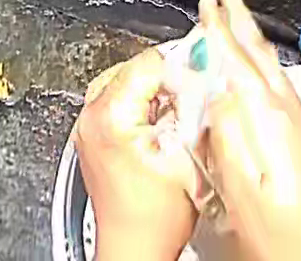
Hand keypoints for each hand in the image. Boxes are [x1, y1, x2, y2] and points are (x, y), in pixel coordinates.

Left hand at [74, 47, 199, 260]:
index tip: (202, 81)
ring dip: (158, 87)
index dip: (183, 69)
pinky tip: (163, 120)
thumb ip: (200, 103)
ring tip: (179, 108)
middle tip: (194, 95)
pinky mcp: (94, 135)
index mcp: (111, 115)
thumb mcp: (191, 153)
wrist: (134, 254)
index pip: (153, 60)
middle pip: (140, 65)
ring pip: (131, 77)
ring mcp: (89, 126)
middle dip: (171, 76)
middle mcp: (93, 116)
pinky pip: (122, 96)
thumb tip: (211, 68)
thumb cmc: (155, 220)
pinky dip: (145, 100)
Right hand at [199, 0, 300, 260]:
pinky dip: (264, 62)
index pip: (238, 59)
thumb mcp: (240, 190)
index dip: (221, 27)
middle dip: (241, 18)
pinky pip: (280, 81)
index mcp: (270, 118)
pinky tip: (260, 70)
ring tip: (239, 20)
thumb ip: (227, 136)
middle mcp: (290, 110)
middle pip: (260, 52)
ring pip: (272, 64)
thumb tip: (218, 96)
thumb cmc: (285, 238)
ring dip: (253, 37)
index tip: (208, 3)